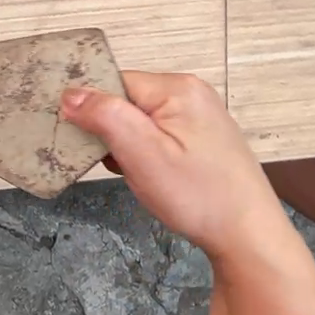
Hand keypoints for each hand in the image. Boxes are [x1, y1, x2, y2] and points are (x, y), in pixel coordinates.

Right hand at [60, 72, 286, 260]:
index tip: (85, 141)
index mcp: (175, 88)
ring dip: (122, 143)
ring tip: (132, 171)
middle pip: (124, 99)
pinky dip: (139, 150)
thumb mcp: (142, 154)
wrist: (245, 232)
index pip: (112, 82)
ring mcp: (196, 114)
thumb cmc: (194, 194)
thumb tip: (69, 94)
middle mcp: (188, 92)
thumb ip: (105, 116)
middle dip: (107, 129)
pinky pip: (153, 132)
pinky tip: (146, 173)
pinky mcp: (198, 135)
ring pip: (136, 118)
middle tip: (114, 162)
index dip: (91, 109)